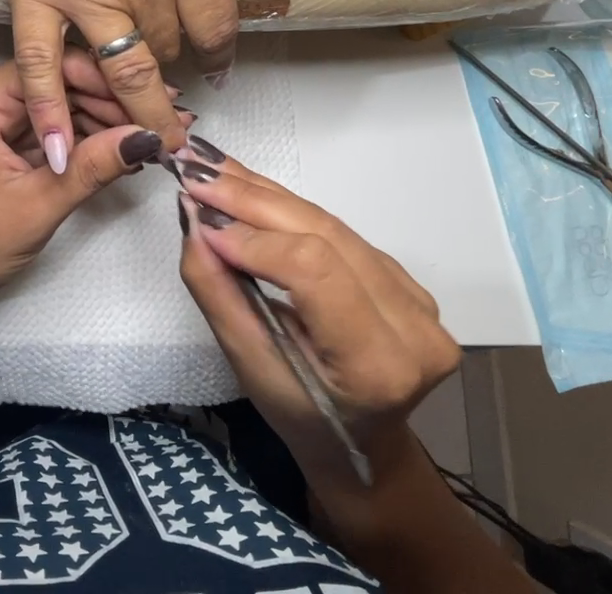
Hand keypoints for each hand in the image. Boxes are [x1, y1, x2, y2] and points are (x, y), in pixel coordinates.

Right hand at [0, 0, 330, 167]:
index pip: (216, 22)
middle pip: (171, 49)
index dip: (220, 50)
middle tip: (178, 92)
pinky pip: (42, 64)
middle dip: (179, 72)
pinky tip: (59, 151)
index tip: (217, 65)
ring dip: (138, 110)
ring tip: (150, 137)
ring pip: (121, 71)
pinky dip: (50, 111)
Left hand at [0, 53, 187, 333]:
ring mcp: (4, 122)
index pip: (52, 66)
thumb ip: (93, 167)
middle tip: (169, 120)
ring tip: (159, 137)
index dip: (105, 80)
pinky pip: (60, 131)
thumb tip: (148, 137)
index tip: (153, 98)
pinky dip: (92, 142)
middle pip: (62, 83)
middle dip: (114, 103)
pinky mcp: (15, 144)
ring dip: (109, 123)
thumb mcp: (37, 204)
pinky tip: (129, 152)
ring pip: (66, 107)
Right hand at [171, 142, 459, 476]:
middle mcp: (415, 325)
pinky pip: (339, 230)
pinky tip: (246, 187)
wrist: (361, 444)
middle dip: (250, 199)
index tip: (197, 217)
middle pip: (324, 235)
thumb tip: (191, 219)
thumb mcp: (248, 365)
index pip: (313, 270)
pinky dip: (286, 207)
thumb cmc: (298, 418)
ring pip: (330, 223)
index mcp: (379, 363)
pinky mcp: (408, 279)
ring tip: (210, 167)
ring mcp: (419, 299)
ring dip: (263, 192)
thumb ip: (217, 292)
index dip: (252, 238)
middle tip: (193, 172)